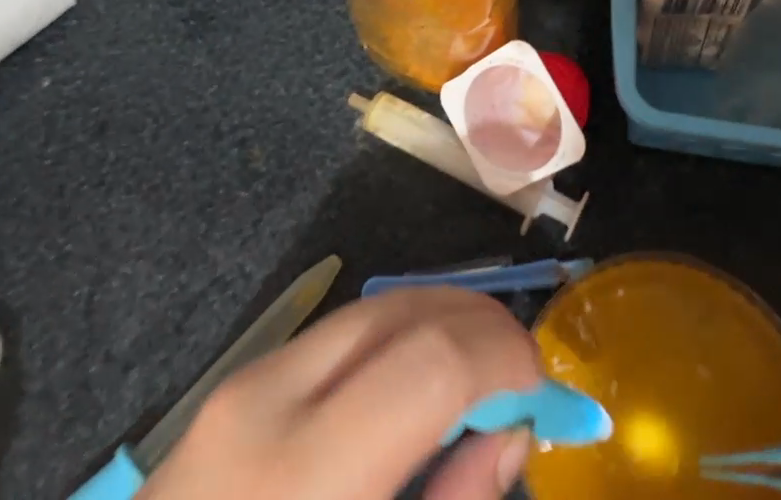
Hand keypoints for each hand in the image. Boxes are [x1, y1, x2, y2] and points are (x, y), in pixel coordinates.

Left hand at [138, 287, 542, 499]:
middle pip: (402, 311)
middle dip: (482, 324)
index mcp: (303, 473)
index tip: (543, 392)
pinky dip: (401, 333)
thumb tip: (511, 432)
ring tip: (487, 368)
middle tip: (527, 375)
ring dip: (444, 319)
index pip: (431, 362)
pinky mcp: (237, 380)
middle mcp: (269, 400)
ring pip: (372, 307)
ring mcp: (244, 380)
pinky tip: (424, 372)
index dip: (505, 359)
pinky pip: (340, 332)